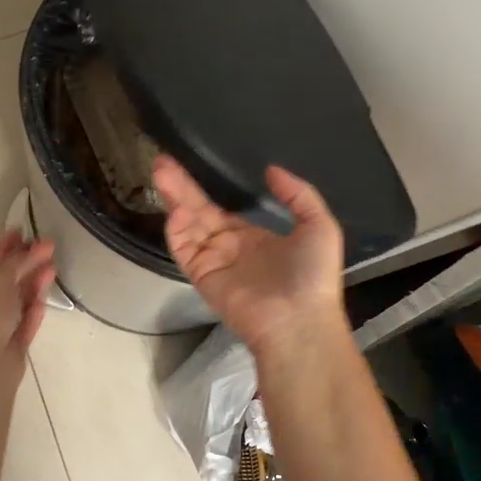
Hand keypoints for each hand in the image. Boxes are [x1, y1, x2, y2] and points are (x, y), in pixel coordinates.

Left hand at [0, 231, 55, 381]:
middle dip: (26, 261)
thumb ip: (21, 261)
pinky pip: (26, 320)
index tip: (24, 228)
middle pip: (7, 276)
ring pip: (19, 298)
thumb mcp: (0, 280)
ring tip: (54, 267)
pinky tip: (44, 301)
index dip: (6, 242)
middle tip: (49, 246)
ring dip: (34, 282)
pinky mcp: (13, 342)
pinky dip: (34, 309)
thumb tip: (42, 245)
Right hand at [153, 156, 345, 357]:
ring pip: (186, 224)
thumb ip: (299, 194)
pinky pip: (184, 248)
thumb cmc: (312, 275)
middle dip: (180, 186)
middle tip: (163, 160)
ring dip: (173, 198)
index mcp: (253, 237)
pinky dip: (176, 229)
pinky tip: (176, 208)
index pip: (220, 207)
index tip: (191, 164)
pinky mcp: (201, 274)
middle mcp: (228, 246)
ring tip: (161, 171)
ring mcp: (213, 260)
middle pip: (198, 210)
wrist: (299, 320)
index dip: (205, 187)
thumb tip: (271, 170)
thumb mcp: (319, 227)